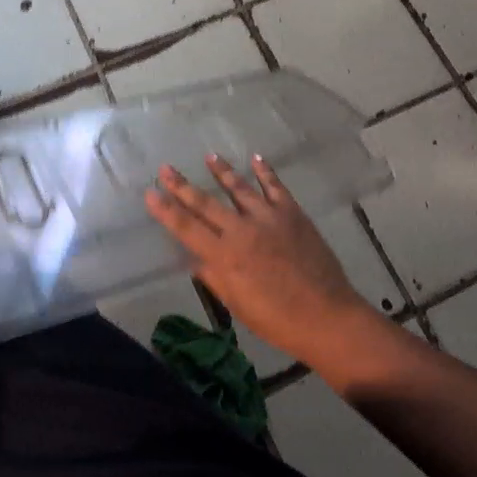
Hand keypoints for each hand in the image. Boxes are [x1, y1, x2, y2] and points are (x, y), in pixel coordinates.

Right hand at [145, 155, 380, 365]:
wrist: (326, 316)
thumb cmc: (277, 320)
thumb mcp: (237, 305)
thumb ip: (215, 278)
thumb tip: (196, 260)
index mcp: (225, 257)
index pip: (187, 228)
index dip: (166, 210)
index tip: (150, 193)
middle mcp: (242, 231)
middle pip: (206, 203)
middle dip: (182, 185)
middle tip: (165, 168)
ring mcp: (269, 218)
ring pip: (239, 188)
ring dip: (222, 171)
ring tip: (210, 156)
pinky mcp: (293, 214)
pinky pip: (275, 187)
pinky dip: (265, 172)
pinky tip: (256, 159)